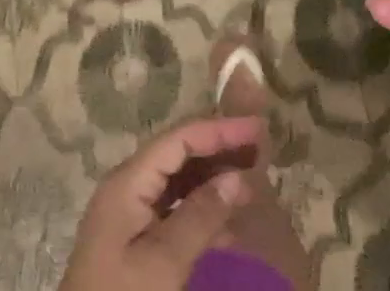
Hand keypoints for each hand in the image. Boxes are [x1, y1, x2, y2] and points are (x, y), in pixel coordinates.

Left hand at [59, 117, 259, 290]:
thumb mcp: (164, 261)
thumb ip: (201, 216)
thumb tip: (237, 176)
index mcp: (128, 182)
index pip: (179, 139)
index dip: (219, 129)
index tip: (259, 128)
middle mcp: (127, 187)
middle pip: (178, 154)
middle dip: (219, 148)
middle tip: (262, 149)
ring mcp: (130, 213)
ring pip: (178, 181)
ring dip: (215, 179)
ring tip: (254, 181)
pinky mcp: (135, 239)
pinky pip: (174, 209)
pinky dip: (204, 210)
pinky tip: (232, 223)